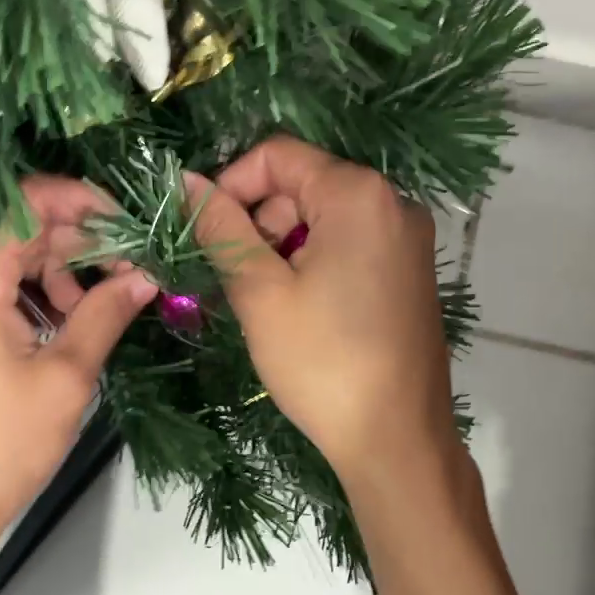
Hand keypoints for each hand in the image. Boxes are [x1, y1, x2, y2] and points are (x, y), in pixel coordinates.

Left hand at [0, 177, 158, 553]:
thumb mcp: (64, 378)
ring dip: (55, 272)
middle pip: (14, 224)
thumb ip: (105, 315)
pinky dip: (28, 296)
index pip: (26, 199)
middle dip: (76, 241)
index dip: (85, 202)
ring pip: (2, 258)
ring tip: (94, 314)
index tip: (132, 227)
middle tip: (128, 274)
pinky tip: (62, 328)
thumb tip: (144, 276)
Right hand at [184, 137, 460, 488]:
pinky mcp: (410, 278)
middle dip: (258, 222)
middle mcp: (395, 205)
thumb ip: (221, 230)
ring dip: (283, 249)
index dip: (229, 184)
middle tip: (232, 279)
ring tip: (262, 303)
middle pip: (305, 186)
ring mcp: (409, 243)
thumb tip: (184, 183)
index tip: (200, 230)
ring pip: (326, 222)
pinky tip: (298, 312)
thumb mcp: (261, 293)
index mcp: (359, 195)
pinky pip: (352, 250)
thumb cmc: (323, 364)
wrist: (396, 438)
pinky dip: (316, 266)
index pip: (279, 156)